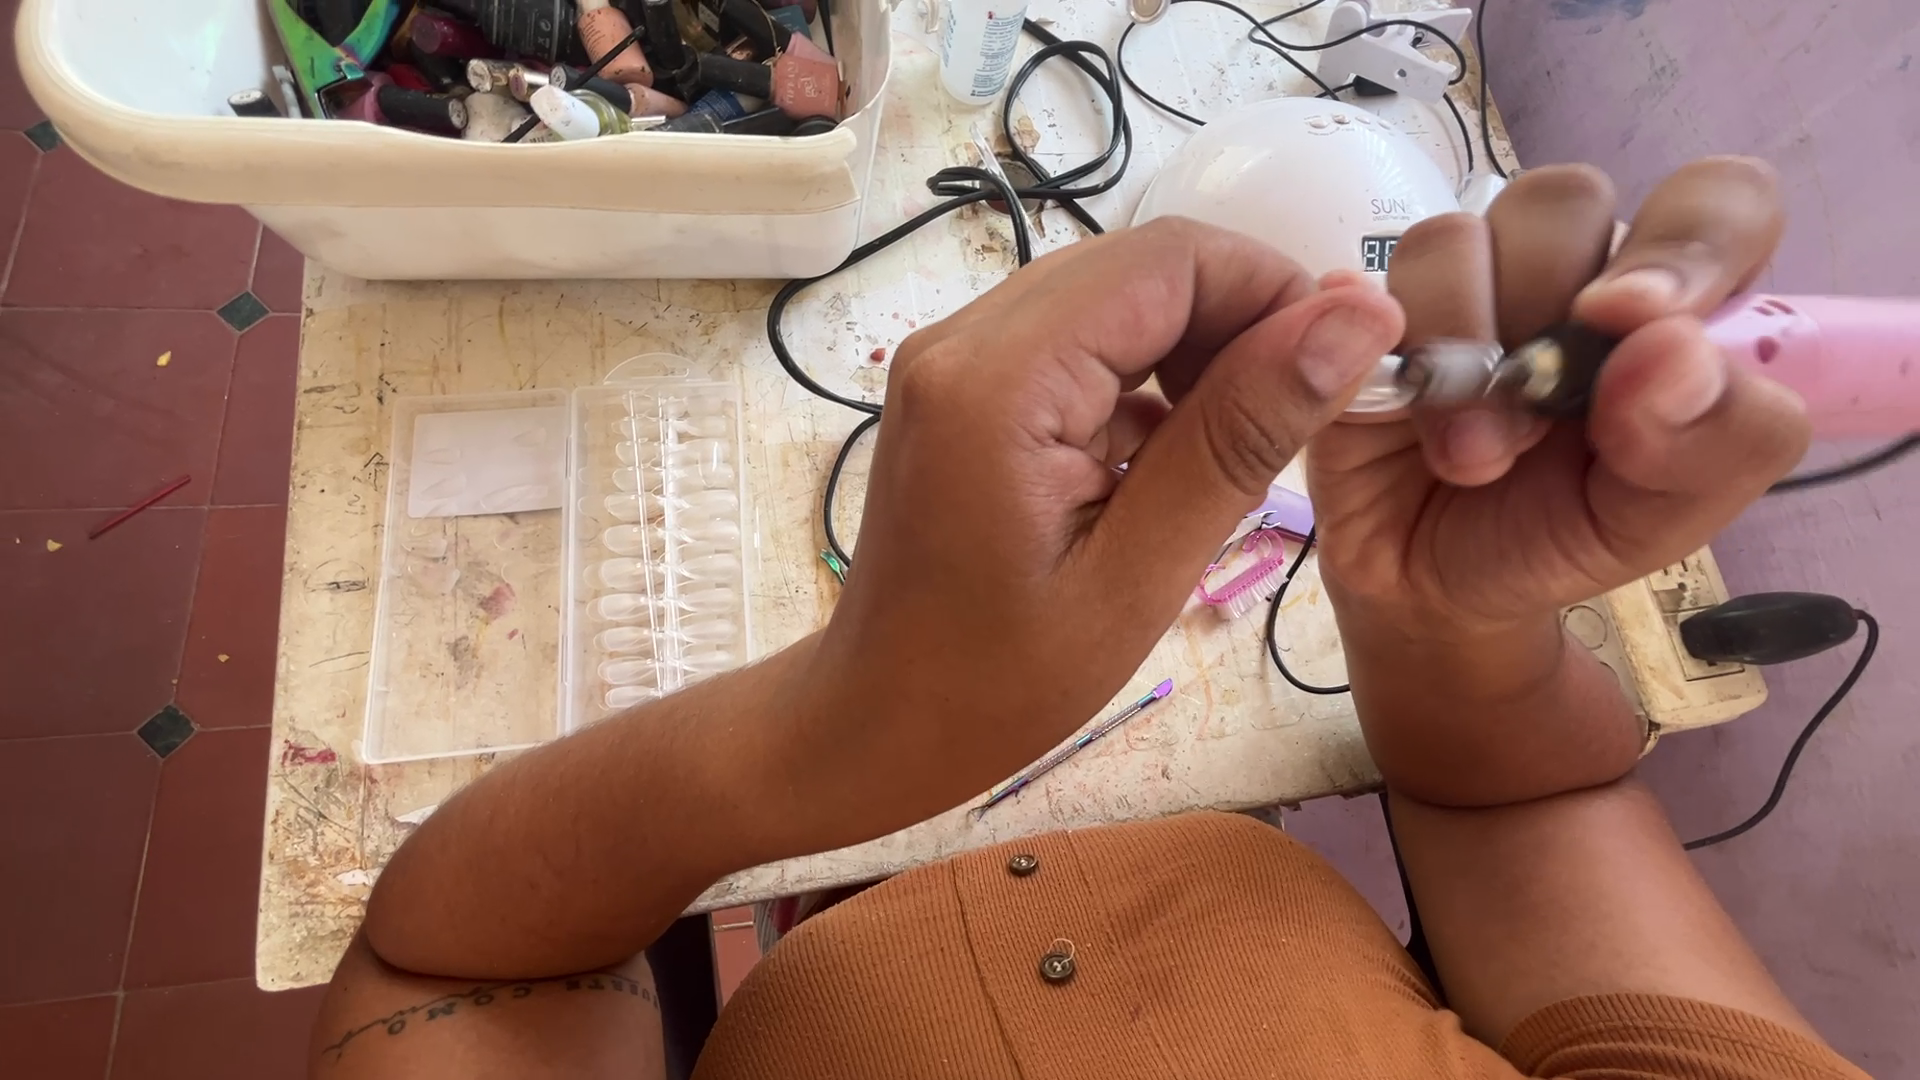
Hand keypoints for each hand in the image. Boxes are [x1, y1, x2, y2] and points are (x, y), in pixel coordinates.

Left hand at [795, 218, 1402, 831]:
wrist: (881, 717)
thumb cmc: (1001, 682)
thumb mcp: (1138, 571)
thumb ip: (1238, 435)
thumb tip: (1355, 317)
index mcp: (997, 379)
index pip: (1168, 260)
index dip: (1271, 292)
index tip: (1331, 372)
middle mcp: (959, 340)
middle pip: (1134, 271)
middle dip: (1228, 328)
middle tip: (1275, 430)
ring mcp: (946, 361)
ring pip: (1103, 306)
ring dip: (1180, 360)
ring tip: (1212, 461)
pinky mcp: (952, 391)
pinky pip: (1063, 348)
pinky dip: (1128, 387)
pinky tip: (1146, 467)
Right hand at [1309, 158, 1810, 635]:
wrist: (1422, 587)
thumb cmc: (1545, 544)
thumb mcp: (1656, 522)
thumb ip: (1713, 444)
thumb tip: (1668, 346)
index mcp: (1653, 310)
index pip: (1705, 202)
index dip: (1676, 241)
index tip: (1625, 319)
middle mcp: (1550, 285)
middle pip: (1554, 202)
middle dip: (1538, 302)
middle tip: (1525, 415)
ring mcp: (1446, 303)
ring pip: (1446, 241)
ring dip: (1452, 341)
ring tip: (1460, 450)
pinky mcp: (1359, 333)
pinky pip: (1352, 295)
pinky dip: (1368, 344)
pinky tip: (1381, 407)